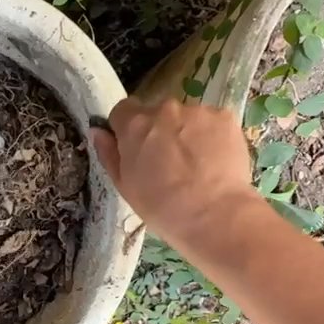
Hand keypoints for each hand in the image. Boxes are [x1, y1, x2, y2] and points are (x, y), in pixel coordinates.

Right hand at [89, 98, 261, 234]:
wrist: (212, 214)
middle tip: (167, 163)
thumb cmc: (160, 206)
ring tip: (195, 166)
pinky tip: (213, 162)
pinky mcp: (225, 118)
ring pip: (187, 118)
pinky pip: (212, 123)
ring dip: (186, 134)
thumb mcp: (124, 185)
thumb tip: (97, 131)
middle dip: (159, 132)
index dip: (126, 128)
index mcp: (135, 125)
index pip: (123, 110)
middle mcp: (165, 110)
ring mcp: (198, 111)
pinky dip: (211, 137)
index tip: (134, 148)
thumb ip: (109, 154)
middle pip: (157, 114)